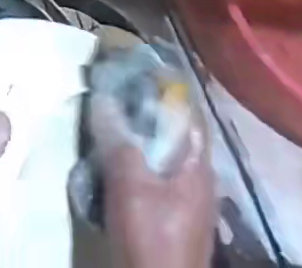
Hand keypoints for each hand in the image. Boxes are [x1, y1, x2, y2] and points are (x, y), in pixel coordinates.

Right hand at [87, 75, 215, 267]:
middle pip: (174, 131)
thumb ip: (118, 138)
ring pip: (162, 151)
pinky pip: (153, 171)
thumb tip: (103, 96)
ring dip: (137, 130)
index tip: (135, 65)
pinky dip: (135, 153)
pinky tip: (111, 152)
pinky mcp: (169, 215)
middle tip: (113, 85)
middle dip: (145, 106)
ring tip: (106, 112)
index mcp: (198, 168)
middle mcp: (198, 179)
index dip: (166, 87)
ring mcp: (185, 200)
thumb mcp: (130, 184)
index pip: (188, 113)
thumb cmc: (150, 237)